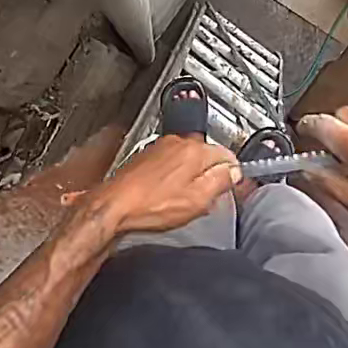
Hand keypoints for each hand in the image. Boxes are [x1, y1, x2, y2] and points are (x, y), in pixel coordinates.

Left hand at [84, 135, 239, 236]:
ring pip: (188, 160)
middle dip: (210, 176)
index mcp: (195, 151)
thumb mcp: (197, 200)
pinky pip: (171, 164)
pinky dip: (173, 177)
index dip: (232, 174)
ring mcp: (161, 148)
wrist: (115, 205)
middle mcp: (177, 143)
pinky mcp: (148, 156)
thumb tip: (233, 172)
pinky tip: (166, 196)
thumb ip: (220, 182)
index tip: (229, 187)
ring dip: (191, 177)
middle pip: (207, 156)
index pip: (227, 155)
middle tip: (204, 199)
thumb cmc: (151, 204)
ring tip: (182, 200)